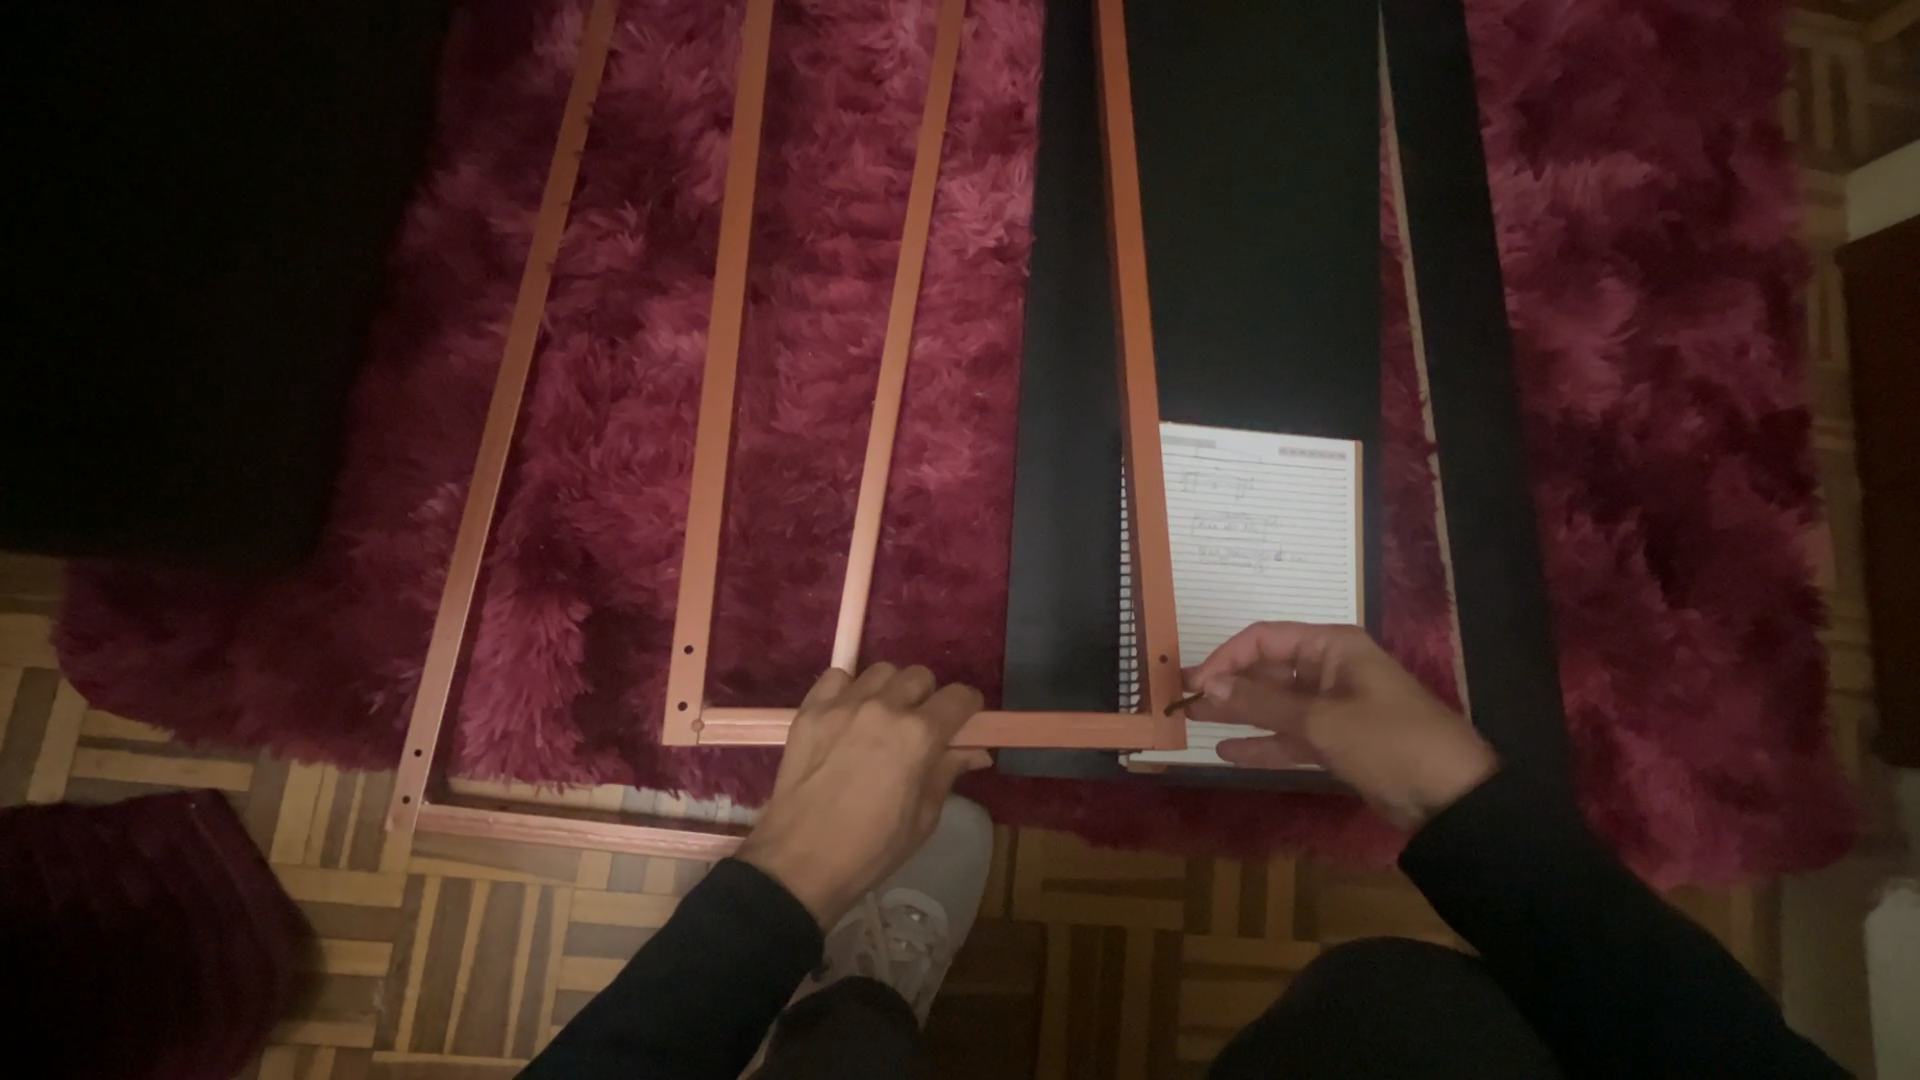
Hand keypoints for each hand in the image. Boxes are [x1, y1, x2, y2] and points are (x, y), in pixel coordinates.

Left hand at [736, 663, 991, 927]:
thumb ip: (948, 772)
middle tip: (920, 725)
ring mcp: (843, 704)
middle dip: (928, 697)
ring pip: (881, 672)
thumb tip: (975, 751)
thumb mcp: (924, 817)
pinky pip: (837, 676)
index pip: (959, 697)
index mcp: (919, 735)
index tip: (964, 720)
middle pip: (920, 676)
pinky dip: (848, 688)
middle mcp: (884, 707)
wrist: (799, 864)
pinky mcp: (810, 709)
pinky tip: (847, 714)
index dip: (968, 707)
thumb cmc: (871, 849)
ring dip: (890, 689)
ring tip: (882, 717)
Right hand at [1187, 622, 1496, 829]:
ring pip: (1274, 704)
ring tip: (1195, 720)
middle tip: (1182, 698)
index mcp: (1331, 648)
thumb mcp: (1321, 719)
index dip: (1226, 658)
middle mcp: (1329, 670)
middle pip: (1266, 670)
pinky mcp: (1336, 741)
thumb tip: (1208, 684)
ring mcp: (1332, 707)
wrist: (1454, 800)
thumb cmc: (1388, 741)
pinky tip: (1228, 750)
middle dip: (1227, 684)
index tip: (1196, 683)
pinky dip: (1262, 742)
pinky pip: (1289, 735)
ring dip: (1238, 712)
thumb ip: (1261, 701)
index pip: (1263, 640)